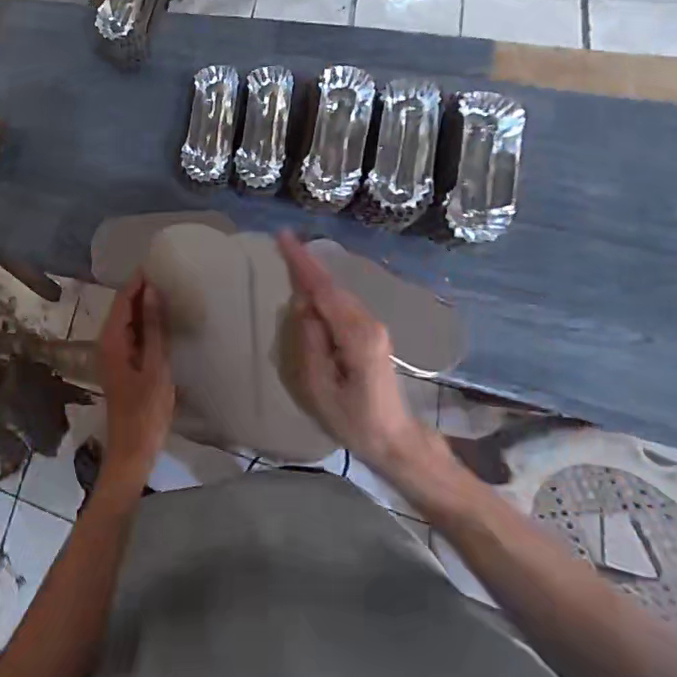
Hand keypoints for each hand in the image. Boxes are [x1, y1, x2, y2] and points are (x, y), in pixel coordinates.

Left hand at [96, 276, 175, 482]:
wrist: (133, 449)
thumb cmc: (146, 410)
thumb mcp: (156, 366)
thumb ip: (154, 327)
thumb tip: (151, 290)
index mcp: (112, 340)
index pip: (124, 299)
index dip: (139, 280)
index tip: (159, 261)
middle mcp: (107, 342)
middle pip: (123, 307)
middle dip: (142, 289)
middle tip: (170, 272)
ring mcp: (114, 354)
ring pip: (128, 320)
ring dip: (145, 305)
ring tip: (171, 290)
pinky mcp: (122, 364)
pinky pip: (133, 334)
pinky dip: (146, 323)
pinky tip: (164, 320)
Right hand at [275, 231, 437, 469]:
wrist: (395, 439)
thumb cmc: (355, 421)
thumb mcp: (320, 389)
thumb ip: (309, 344)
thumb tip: (302, 306)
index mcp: (357, 336)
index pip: (324, 290)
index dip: (303, 263)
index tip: (284, 237)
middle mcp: (369, 323)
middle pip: (331, 286)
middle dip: (305, 264)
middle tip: (281, 244)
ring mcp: (374, 327)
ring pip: (337, 294)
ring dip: (313, 277)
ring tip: (289, 261)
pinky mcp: (372, 334)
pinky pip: (341, 305)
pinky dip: (322, 292)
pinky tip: (308, 290)